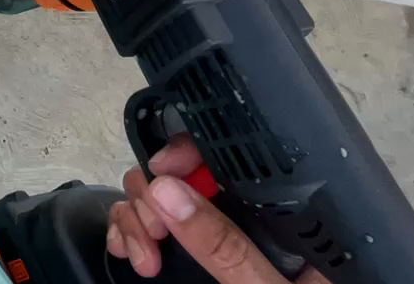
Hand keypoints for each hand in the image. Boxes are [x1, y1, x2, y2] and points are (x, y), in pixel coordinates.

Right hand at [107, 134, 326, 283]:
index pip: (233, 165)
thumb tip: (166, 188)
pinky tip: (125, 248)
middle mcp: (250, 225)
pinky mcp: (193, 259)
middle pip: (184, 178)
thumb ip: (227, 250)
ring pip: (157, 198)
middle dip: (151, 197)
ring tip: (138, 254)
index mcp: (288, 228)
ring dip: (134, 218)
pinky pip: (148, 222)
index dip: (188, 154)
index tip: (160, 173)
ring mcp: (218, 242)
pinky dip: (128, 228)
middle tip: (149, 234)